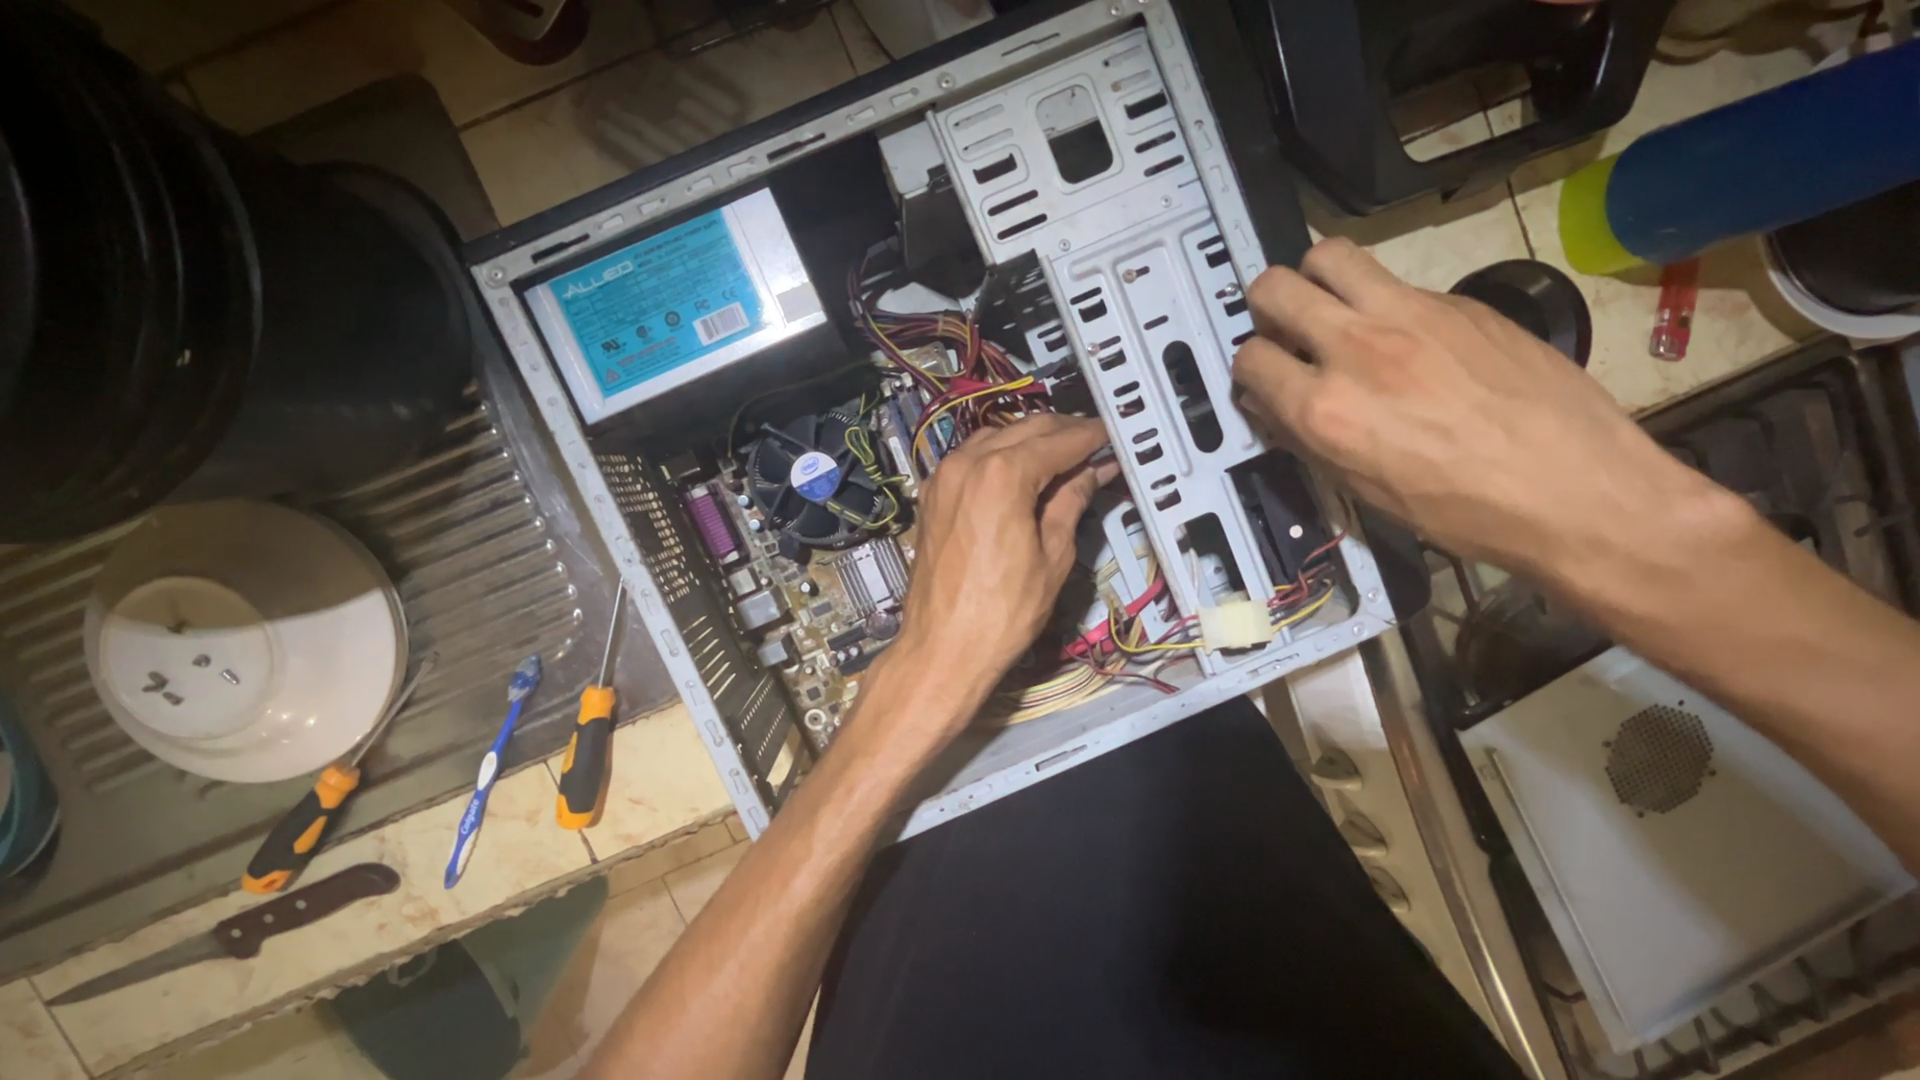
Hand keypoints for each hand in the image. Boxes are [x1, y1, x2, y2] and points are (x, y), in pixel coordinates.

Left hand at [895, 415, 1117, 699]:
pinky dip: (1001, 458)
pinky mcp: (932, 497)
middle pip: (1024, 430)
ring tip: (1065, 459)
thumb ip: (1071, 502)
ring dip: (1030, 441)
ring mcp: (943, 478)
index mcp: (1001, 475)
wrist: (942, 649)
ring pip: (995, 439)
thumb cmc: (1004, 612)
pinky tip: (1023, 475)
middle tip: (1096, 445)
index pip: (1058, 441)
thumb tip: (1092, 471)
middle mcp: (966, 464)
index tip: (1113, 435)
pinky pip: (972, 461)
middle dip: (1063, 433)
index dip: (1091, 437)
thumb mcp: (1053, 556)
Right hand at [1230, 238, 1724, 583]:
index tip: (1266, 379)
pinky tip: (1408, 339)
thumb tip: (1269, 403)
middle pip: (1273, 287)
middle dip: (1266, 306)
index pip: (1249, 358)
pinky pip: (1392, 281)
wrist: (1575, 489)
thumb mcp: (1362, 488)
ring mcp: (1408, 315)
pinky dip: (1380, 301)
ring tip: (1333, 308)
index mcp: (1325, 409)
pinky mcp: (1457, 301)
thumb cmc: (1460, 510)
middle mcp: (1354, 349)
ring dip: (1314, 278)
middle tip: (1285, 328)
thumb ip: (1304, 436)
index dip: (1249, 369)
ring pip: (1328, 255)